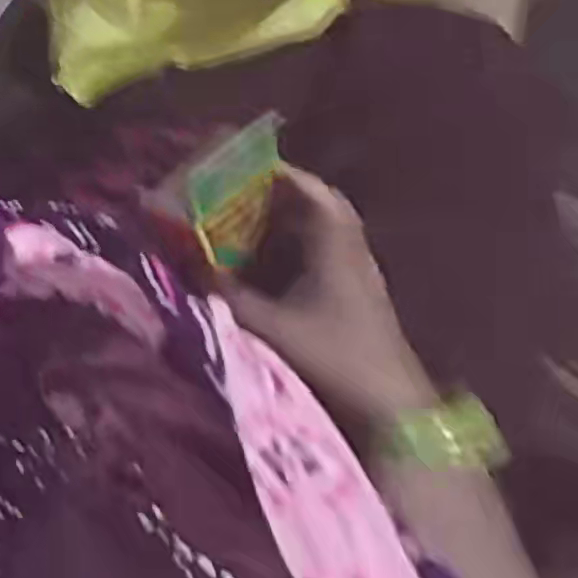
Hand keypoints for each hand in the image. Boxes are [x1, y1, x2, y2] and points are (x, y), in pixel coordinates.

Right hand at [220, 165, 438, 417]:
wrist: (392, 411)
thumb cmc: (334, 356)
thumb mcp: (268, 324)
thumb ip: (224, 293)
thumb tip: (185, 264)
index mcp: (336, 250)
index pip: (316, 195)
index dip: (284, 174)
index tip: (246, 165)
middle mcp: (349, 255)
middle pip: (317, 208)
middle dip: (276, 194)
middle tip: (233, 190)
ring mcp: (354, 277)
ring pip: (317, 233)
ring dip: (282, 221)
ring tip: (238, 216)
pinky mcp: (350, 297)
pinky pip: (317, 255)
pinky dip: (288, 247)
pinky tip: (260, 258)